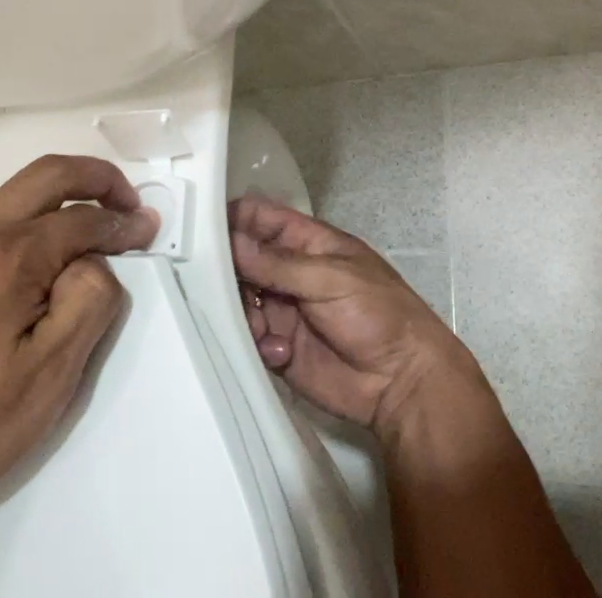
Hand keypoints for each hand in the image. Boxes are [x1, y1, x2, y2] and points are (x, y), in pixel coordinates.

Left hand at [0, 155, 157, 597]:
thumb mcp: (51, 377)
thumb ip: (90, 300)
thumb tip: (92, 260)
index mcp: (5, 257)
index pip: (82, 219)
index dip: (122, 223)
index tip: (145, 229)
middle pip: (42, 176)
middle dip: (93, 178)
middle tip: (121, 200)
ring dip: (40, 214)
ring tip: (59, 256)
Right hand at [231, 195, 485, 436]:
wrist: (402, 383)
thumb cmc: (379, 314)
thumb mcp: (332, 279)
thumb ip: (278, 263)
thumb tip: (229, 241)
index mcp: (307, 243)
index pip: (259, 217)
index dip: (230, 218)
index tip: (199, 229)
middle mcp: (288, 273)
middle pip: (239, 261)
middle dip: (227, 273)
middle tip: (225, 289)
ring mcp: (281, 311)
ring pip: (237, 301)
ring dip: (242, 314)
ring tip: (264, 329)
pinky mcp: (277, 348)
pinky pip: (247, 339)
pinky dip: (257, 345)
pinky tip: (280, 353)